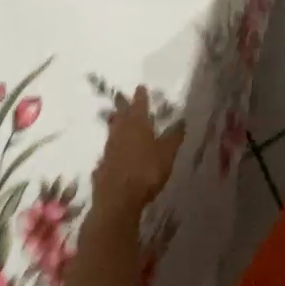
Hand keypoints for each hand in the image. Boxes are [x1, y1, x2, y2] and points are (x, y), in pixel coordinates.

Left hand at [92, 86, 184, 212]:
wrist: (118, 199)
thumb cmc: (146, 171)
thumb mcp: (167, 153)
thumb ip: (174, 136)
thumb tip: (182, 119)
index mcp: (138, 125)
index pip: (140, 105)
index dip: (141, 96)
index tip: (140, 86)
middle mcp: (121, 133)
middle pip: (121, 115)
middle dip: (122, 105)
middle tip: (120, 96)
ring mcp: (109, 150)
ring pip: (112, 132)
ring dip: (114, 124)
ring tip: (114, 119)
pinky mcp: (102, 167)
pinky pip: (107, 153)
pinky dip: (111, 150)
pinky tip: (110, 154)